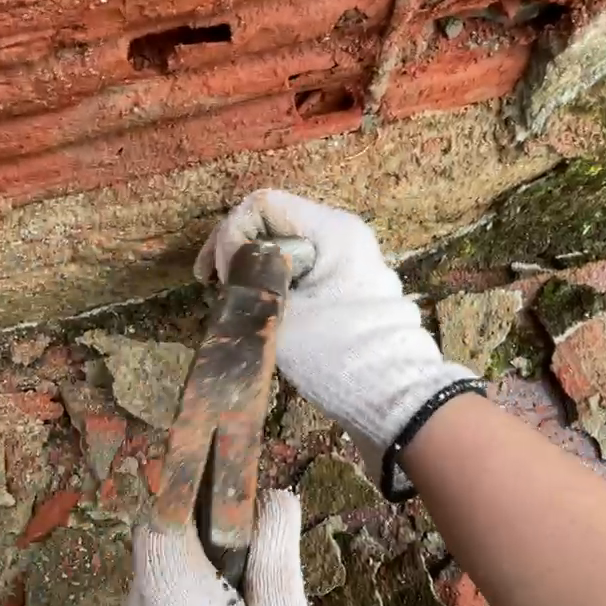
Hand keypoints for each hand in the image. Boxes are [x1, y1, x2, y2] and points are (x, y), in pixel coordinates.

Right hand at [196, 189, 474, 484]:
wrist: (395, 399)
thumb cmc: (337, 353)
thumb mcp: (281, 316)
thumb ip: (249, 284)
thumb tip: (230, 276)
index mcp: (333, 230)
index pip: (264, 205)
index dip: (231, 233)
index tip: (217, 275)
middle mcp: (344, 236)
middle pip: (274, 223)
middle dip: (237, 251)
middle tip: (211, 283)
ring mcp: (349, 263)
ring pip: (285, 250)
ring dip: (254, 270)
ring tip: (229, 300)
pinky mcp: (348, 289)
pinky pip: (302, 273)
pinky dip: (275, 286)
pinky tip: (257, 311)